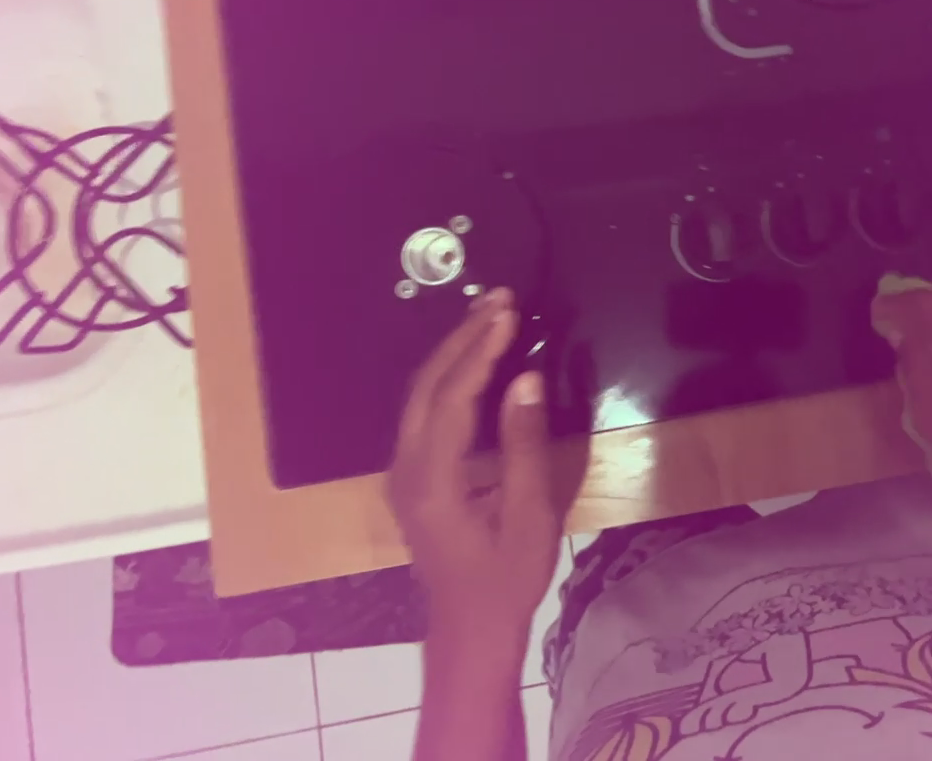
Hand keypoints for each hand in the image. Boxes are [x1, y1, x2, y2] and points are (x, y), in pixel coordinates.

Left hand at [388, 287, 559, 653]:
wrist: (469, 631)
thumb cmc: (505, 577)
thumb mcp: (528, 515)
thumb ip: (524, 445)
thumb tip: (526, 379)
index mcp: (432, 478)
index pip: (453, 395)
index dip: (480, 349)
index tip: (508, 312)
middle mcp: (406, 468)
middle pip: (427, 385)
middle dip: (463, 336)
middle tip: (499, 299)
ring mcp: (403, 472)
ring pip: (420, 394)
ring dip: (454, 351)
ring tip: (489, 317)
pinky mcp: (411, 476)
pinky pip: (424, 409)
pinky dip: (449, 374)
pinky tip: (474, 360)